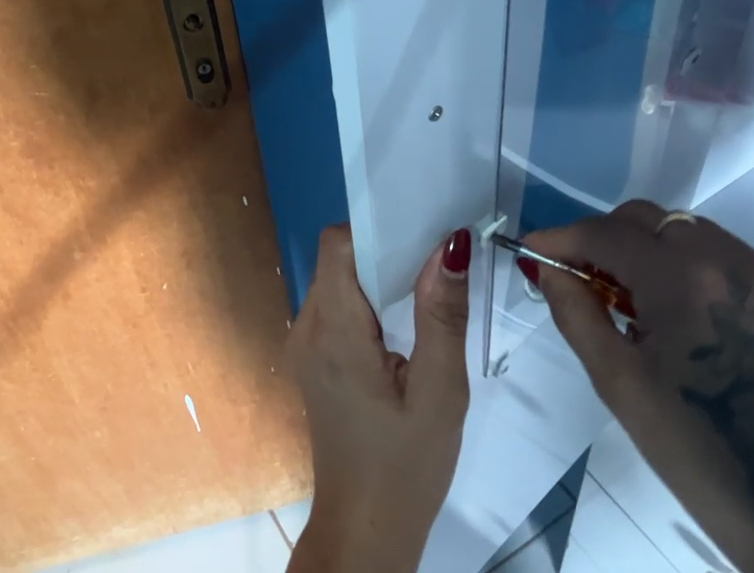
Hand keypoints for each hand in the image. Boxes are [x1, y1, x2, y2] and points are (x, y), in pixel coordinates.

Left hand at [285, 225, 472, 572]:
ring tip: (427, 286)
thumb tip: (449, 244)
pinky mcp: (312, 359)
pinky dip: (367, 301)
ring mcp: (303, 343)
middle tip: (437, 256)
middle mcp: (306, 327)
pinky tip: (403, 321)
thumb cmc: (407, 463)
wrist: (365, 525)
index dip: (377, 229)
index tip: (422, 229)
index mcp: (333, 330)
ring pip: (336, 282)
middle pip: (337, 260)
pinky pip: (336, 308)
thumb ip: (442, 314)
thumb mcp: (440, 391)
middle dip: (384, 250)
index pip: (337, 245)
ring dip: (377, 277)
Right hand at [527, 202, 753, 572]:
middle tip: (588, 279)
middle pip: (653, 219)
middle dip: (609, 237)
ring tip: (643, 303)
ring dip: (658, 252)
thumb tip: (549, 268)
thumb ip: (575, 313)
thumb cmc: (698, 454)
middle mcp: (735, 264)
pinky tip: (701, 330)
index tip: (535, 251)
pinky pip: (744, 271)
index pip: (606, 232)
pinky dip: (706, 279)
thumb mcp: (619, 384)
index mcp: (682, 280)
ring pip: (701, 235)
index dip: (562, 237)